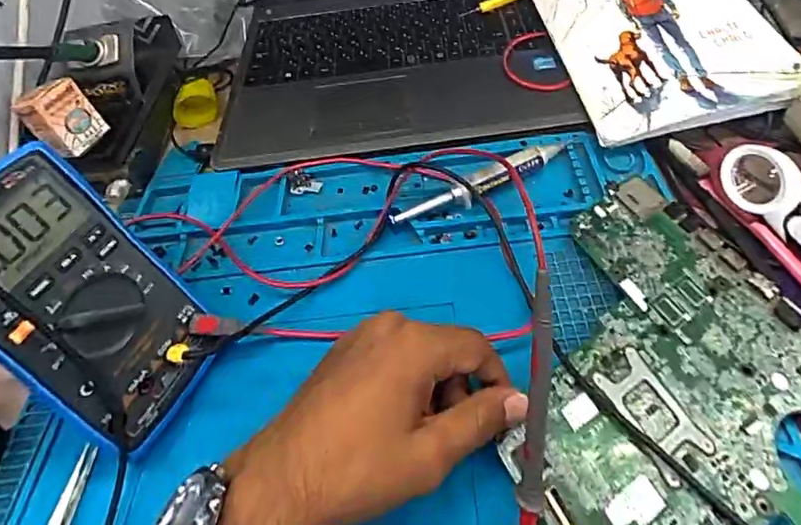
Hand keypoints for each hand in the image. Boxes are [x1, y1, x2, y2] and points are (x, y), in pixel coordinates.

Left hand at [221, 313, 527, 524]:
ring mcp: (364, 332)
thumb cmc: (358, 468)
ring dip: (432, 388)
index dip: (496, 381)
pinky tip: (387, 420)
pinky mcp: (346, 346)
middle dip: (458, 390)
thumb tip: (517, 401)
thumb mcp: (429, 454)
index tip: (501, 418)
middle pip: (447, 348)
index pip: (476, 346)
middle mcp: (390, 324)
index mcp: (413, 341)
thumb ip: (479, 421)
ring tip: (413, 434)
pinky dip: (405, 381)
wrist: (283, 477)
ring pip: (420, 352)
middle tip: (447, 437)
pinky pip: (393, 353)